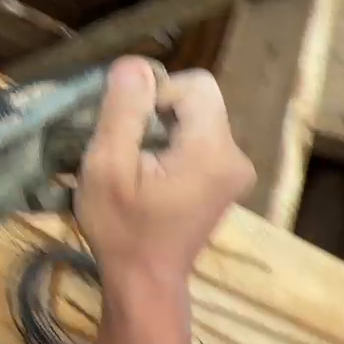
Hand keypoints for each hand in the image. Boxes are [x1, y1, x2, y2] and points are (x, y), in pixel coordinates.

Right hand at [75, 58, 254, 290]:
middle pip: (195, 100)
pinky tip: (142, 174)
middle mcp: (236, 155)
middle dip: (152, 111)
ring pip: (192, 119)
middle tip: (121, 146)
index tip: (123, 127)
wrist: (143, 279)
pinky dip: (165, 145)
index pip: (194, 84)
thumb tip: (133, 64)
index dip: (152, 93)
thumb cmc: (121, 226)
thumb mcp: (107, 166)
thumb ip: (123, 112)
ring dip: (155, 129)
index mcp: (214, 149)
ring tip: (128, 163)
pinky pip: (194, 140)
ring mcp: (233, 170)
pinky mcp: (222, 180)